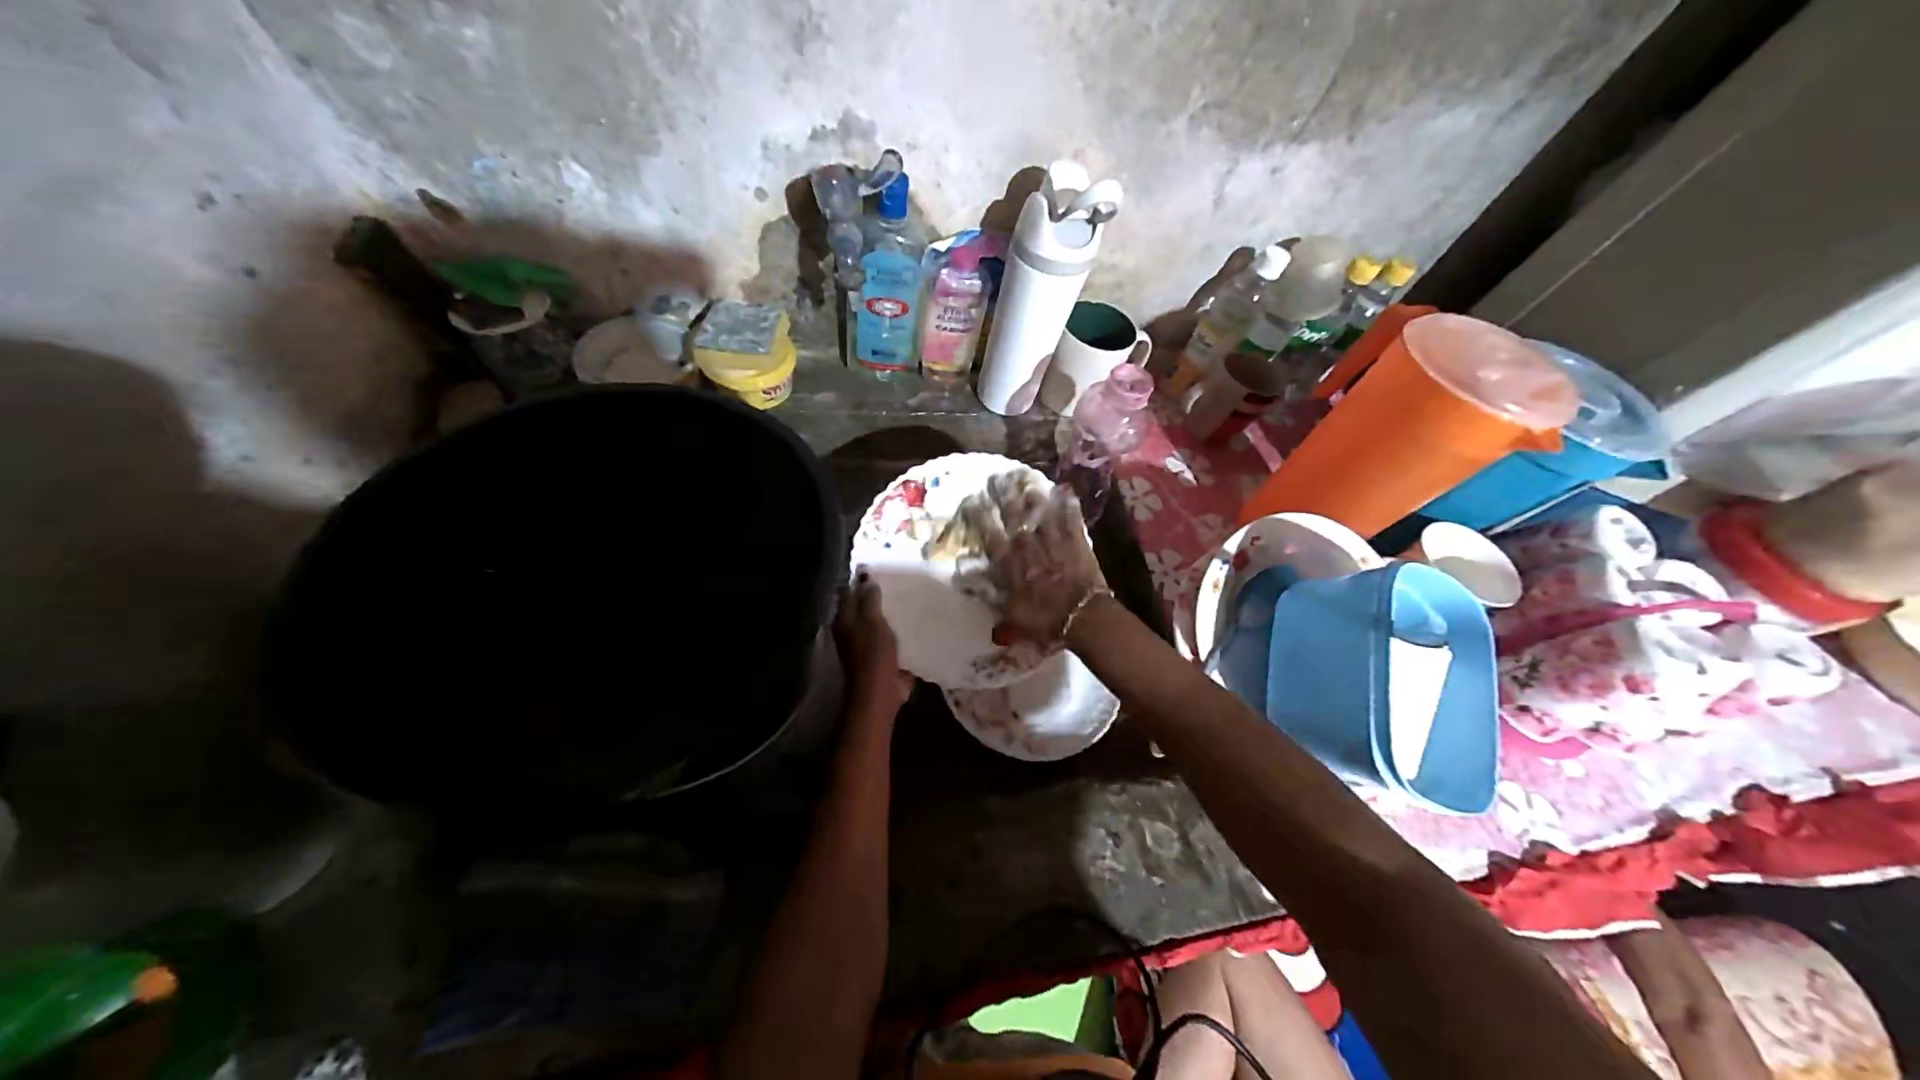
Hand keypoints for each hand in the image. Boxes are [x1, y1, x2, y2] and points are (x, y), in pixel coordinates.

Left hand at [836, 571, 914, 711]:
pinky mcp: (880, 658)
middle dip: (877, 597)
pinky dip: (897, 631)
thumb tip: (866, 577)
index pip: (848, 593)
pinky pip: (889, 638)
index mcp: (844, 620)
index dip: (861, 581)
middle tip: (898, 582)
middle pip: (862, 608)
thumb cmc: (873, 653)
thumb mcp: (873, 620)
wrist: (880, 692)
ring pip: (876, 623)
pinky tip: (912, 622)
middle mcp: (850, 631)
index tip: (880, 569)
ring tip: (907, 598)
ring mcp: (865, 646)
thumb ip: (869, 598)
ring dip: (888, 614)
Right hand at [978, 481, 1105, 644]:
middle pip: (1015, 515)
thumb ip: (991, 595)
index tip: (972, 500)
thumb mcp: (1011, 614)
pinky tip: (1065, 490)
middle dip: (1005, 496)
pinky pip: (1071, 517)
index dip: (980, 516)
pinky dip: (1067, 503)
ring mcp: (1054, 540)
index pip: (990, 534)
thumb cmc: (1044, 620)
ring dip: (1033, 496)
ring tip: (1027, 482)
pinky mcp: (1077, 541)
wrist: (1084, 617)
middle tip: (997, 479)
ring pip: (1042, 511)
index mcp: (1010, 562)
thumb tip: (968, 582)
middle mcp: (1029, 545)